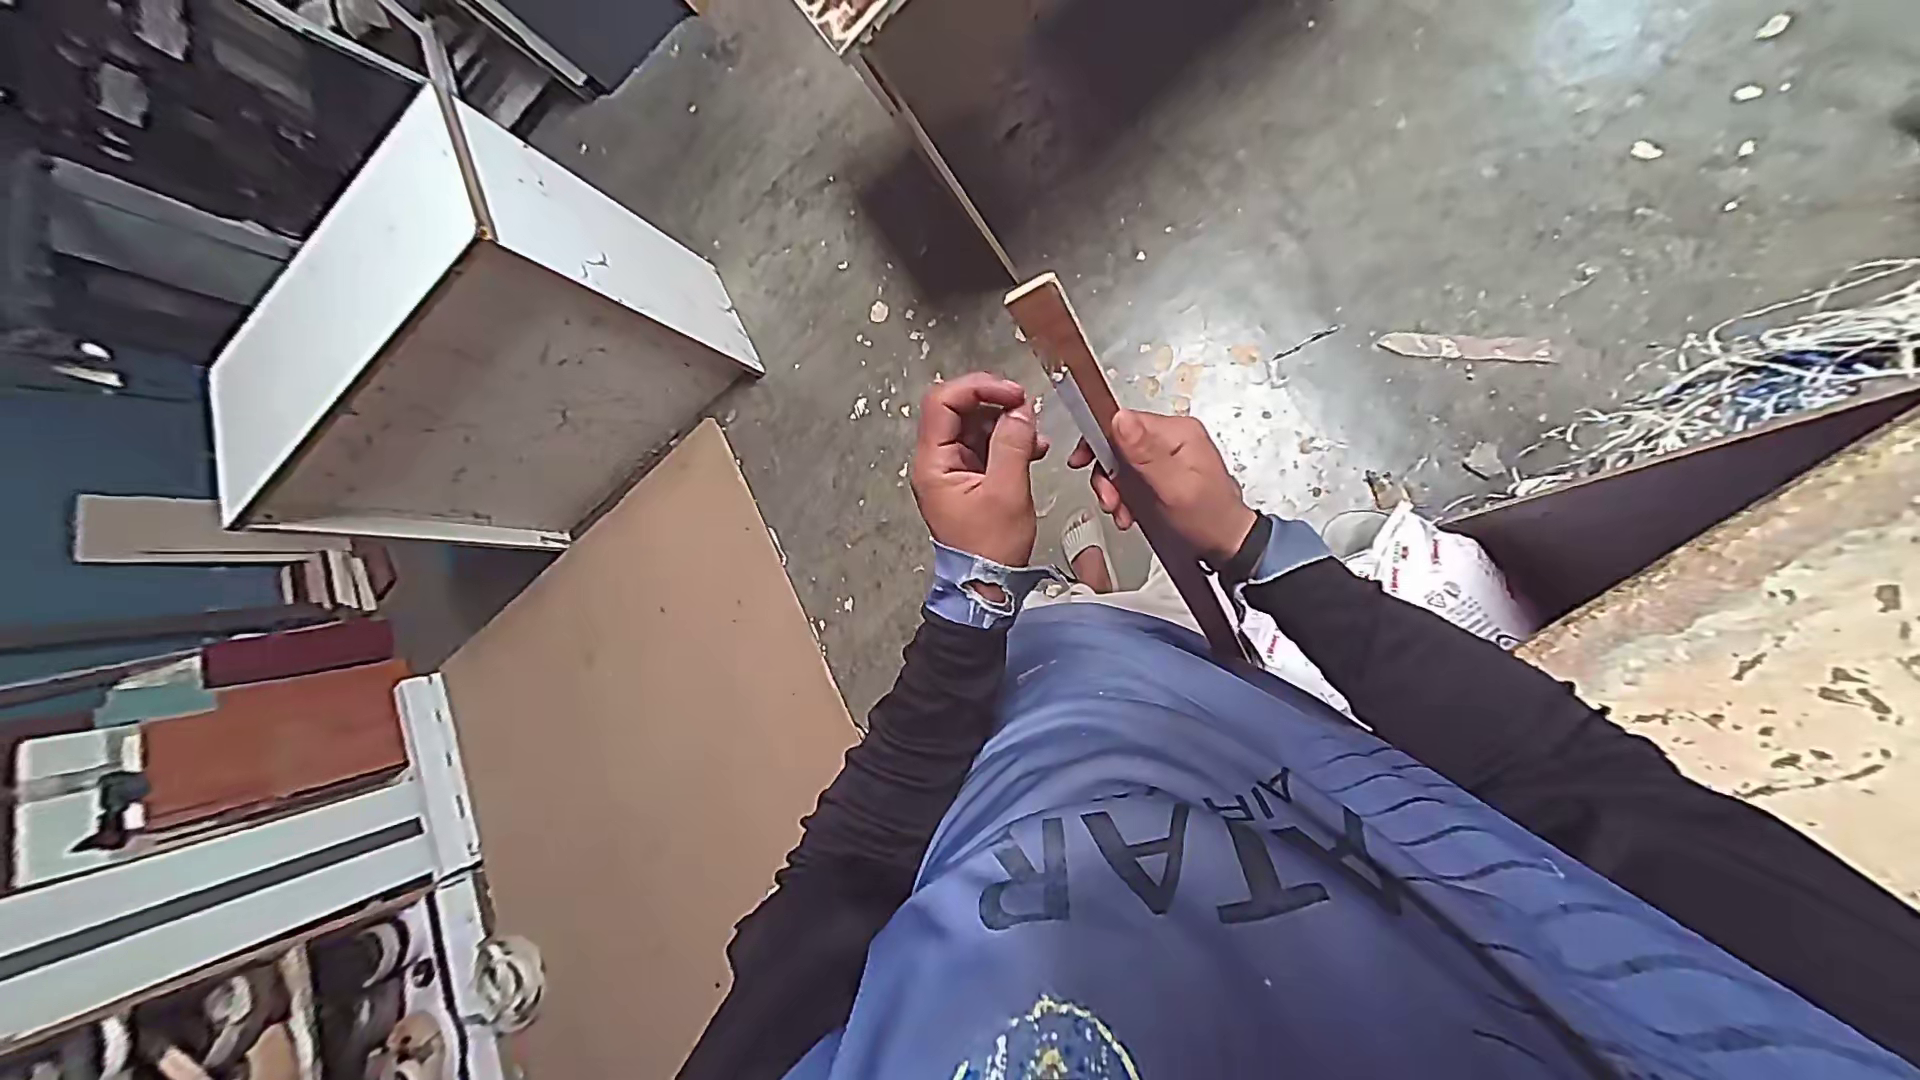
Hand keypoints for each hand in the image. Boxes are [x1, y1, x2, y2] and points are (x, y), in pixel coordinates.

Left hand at [911, 373, 1051, 566]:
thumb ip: (1012, 445)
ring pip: (975, 426)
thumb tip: (1020, 411)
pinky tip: (1030, 450)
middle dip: (995, 405)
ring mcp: (952, 470)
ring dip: (1006, 424)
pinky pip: (985, 446)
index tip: (1011, 392)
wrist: (987, 584)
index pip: (943, 402)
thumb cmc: (988, 550)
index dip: (978, 388)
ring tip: (1033, 438)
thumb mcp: (1007, 492)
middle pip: (959, 410)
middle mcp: (937, 463)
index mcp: (933, 464)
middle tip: (1026, 409)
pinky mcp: (968, 478)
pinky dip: (1008, 442)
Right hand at [1067, 410, 1257, 564]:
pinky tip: (1128, 511)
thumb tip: (1121, 420)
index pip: (1125, 422)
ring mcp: (1166, 456)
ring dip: (1114, 489)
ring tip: (1121, 510)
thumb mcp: (1174, 487)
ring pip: (1121, 463)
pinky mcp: (1161, 472)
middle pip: (1119, 444)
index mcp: (1178, 433)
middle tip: (1110, 498)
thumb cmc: (1209, 519)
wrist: (1225, 545)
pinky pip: (1130, 477)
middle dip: (1107, 474)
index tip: (1085, 462)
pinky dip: (1123, 495)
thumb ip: (1146, 454)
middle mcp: (1172, 439)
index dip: (1099, 442)